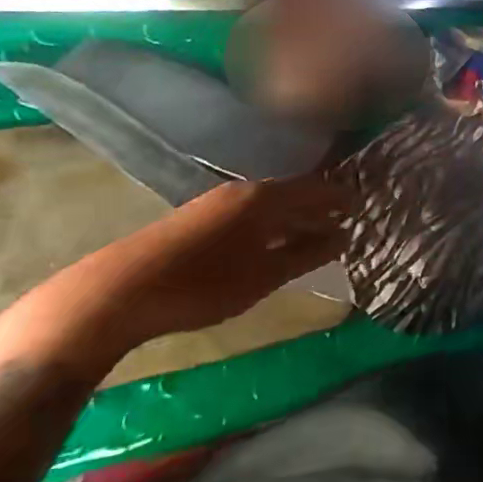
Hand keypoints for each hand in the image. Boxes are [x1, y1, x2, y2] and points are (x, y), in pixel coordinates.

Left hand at [45, 176, 353, 357]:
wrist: (118, 292)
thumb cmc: (203, 284)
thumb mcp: (265, 275)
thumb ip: (307, 254)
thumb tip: (344, 237)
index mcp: (264, 198)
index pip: (316, 189)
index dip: (341, 198)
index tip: (364, 208)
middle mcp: (243, 190)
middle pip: (293, 193)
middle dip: (320, 208)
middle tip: (346, 223)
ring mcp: (216, 202)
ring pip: (269, 204)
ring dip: (294, 218)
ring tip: (315, 235)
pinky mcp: (197, 219)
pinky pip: (249, 213)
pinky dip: (271, 224)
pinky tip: (272, 243)